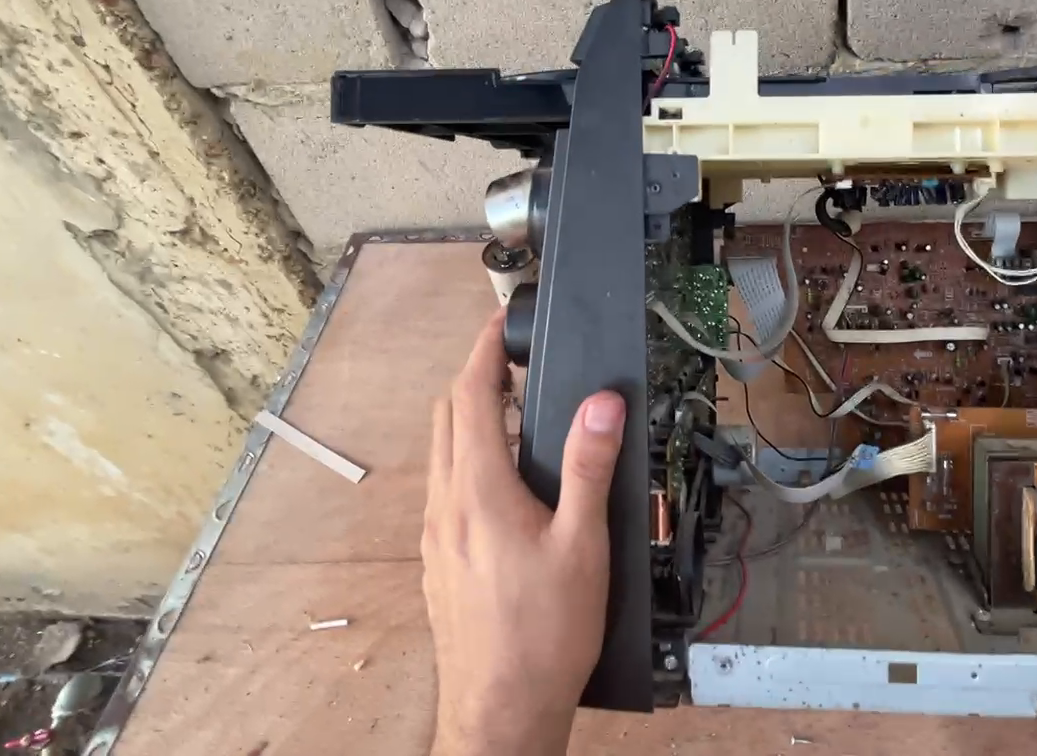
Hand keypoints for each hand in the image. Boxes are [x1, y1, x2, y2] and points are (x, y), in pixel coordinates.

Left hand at [422, 311, 626, 755]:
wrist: (499, 713)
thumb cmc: (546, 630)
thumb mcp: (582, 544)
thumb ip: (589, 466)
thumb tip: (600, 401)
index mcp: (478, 491)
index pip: (469, 398)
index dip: (483, 353)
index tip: (499, 324)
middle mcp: (446, 505)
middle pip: (446, 418)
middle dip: (475, 379)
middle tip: (516, 362)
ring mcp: (436, 535)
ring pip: (442, 452)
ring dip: (470, 416)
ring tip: (517, 411)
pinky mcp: (439, 559)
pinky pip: (445, 485)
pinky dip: (467, 455)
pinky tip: (506, 477)